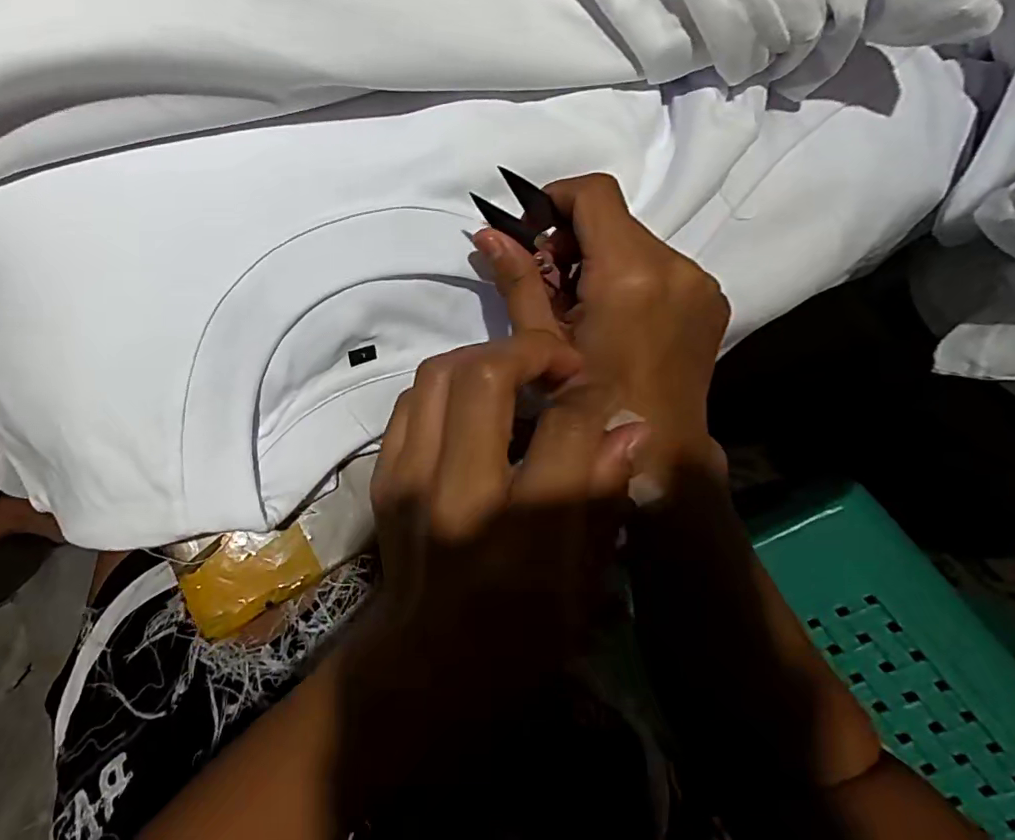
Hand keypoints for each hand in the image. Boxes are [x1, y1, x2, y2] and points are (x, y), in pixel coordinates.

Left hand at [366, 329, 644, 694]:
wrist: (427, 663)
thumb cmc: (521, 631)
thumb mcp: (584, 577)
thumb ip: (604, 492)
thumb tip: (630, 425)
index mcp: (522, 532)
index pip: (563, 427)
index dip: (590, 395)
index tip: (599, 391)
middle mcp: (458, 494)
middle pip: (485, 376)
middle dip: (531, 351)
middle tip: (560, 364)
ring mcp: (409, 481)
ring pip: (440, 373)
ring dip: (486, 356)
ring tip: (519, 373)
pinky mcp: (384, 476)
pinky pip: (413, 399)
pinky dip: (450, 384)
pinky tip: (476, 401)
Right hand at [472, 173, 729, 499]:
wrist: (660, 451)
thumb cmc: (590, 403)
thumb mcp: (544, 340)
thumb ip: (519, 280)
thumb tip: (489, 235)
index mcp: (631, 273)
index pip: (595, 192)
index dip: (557, 199)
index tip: (535, 232)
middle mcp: (676, 266)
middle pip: (616, 220)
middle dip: (576, 239)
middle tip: (553, 282)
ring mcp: (700, 283)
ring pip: (638, 243)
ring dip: (604, 260)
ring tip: (585, 307)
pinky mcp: (711, 300)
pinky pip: (662, 268)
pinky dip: (632, 278)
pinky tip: (617, 319)